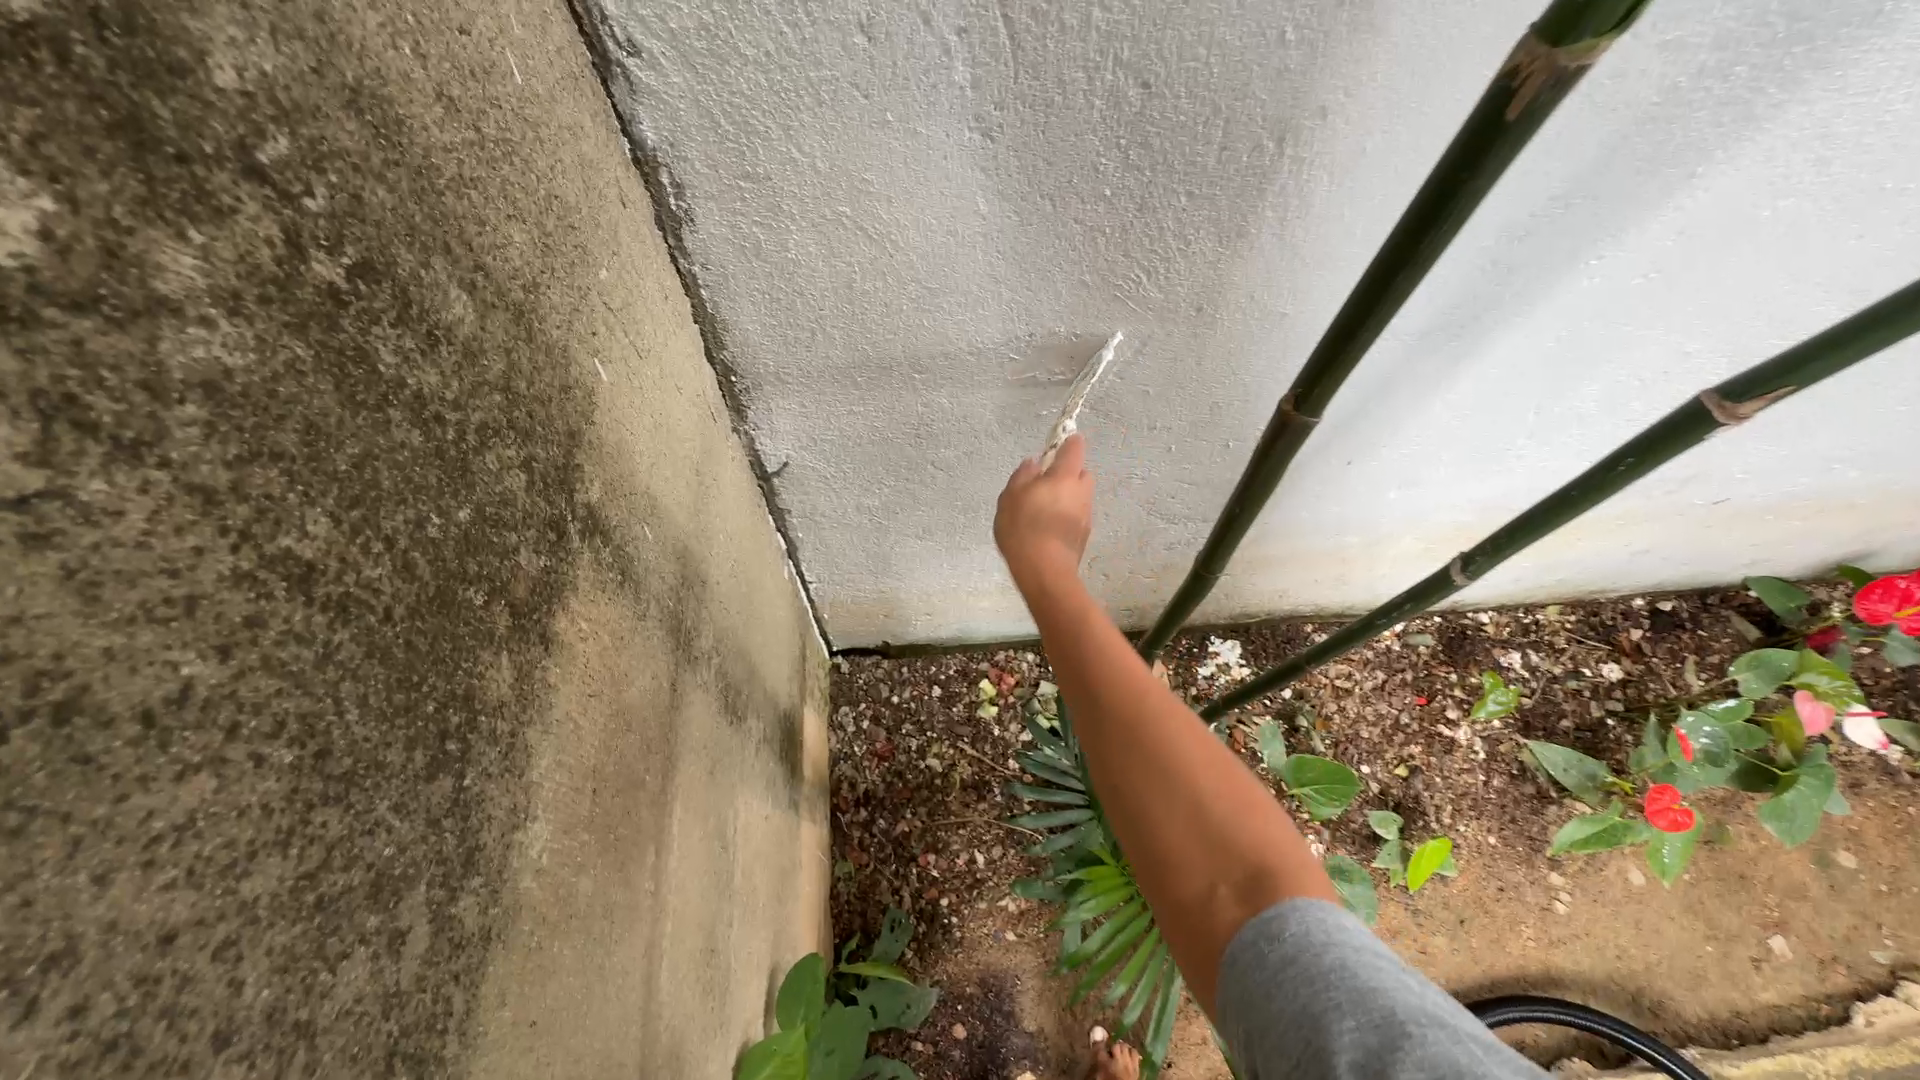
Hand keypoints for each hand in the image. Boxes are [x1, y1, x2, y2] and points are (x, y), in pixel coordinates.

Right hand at [995, 433, 1094, 588]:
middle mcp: (1082, 492)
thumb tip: (1034, 463)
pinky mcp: (1084, 536)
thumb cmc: (1024, 528)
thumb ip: (1023, 475)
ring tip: (1041, 511)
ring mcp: (1086, 515)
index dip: (1066, 442)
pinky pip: (1076, 516)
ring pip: (1078, 496)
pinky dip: (1065, 517)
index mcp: (1065, 476)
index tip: (1054, 447)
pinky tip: (1046, 530)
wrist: (1044, 572)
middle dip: (1067, 474)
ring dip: (1066, 497)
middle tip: (1043, 485)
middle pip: (1081, 473)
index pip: (1075, 447)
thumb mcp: (1010, 496)